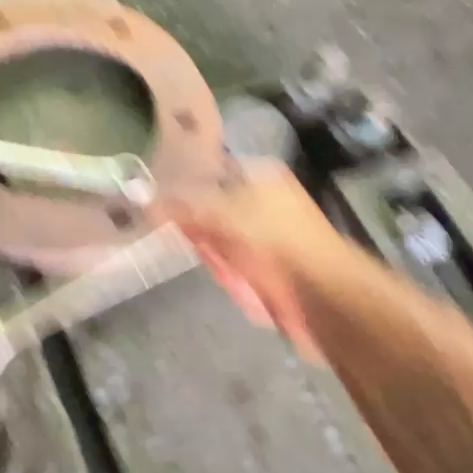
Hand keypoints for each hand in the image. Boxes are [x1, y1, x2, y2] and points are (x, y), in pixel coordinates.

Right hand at [151, 161, 355, 358]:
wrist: (326, 297)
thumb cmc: (276, 242)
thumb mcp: (221, 215)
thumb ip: (181, 207)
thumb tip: (145, 200)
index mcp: (259, 176)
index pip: (208, 174)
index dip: (185, 192)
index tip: (166, 212)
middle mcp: (265, 201)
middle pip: (210, 214)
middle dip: (204, 237)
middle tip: (205, 251)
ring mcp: (270, 237)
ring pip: (221, 246)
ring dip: (221, 264)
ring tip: (236, 277)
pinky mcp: (273, 269)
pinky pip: (238, 271)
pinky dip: (236, 282)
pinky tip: (248, 291)